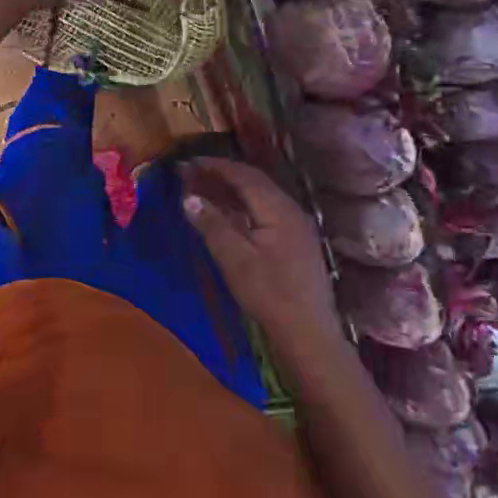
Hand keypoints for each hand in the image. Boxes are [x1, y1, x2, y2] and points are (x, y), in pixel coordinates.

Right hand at [179, 158, 340, 345]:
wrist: (309, 334)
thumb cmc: (270, 294)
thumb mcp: (234, 259)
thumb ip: (212, 224)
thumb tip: (188, 196)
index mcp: (279, 209)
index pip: (244, 176)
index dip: (215, 166)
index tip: (187, 162)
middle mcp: (292, 210)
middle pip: (254, 182)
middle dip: (222, 174)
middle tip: (192, 173)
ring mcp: (297, 226)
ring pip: (261, 196)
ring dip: (232, 189)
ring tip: (204, 188)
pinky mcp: (296, 242)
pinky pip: (265, 210)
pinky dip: (243, 205)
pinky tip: (228, 214)